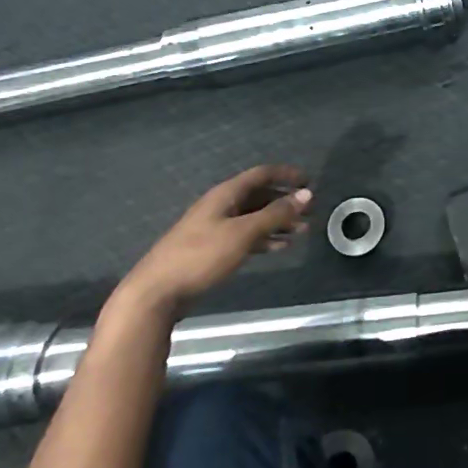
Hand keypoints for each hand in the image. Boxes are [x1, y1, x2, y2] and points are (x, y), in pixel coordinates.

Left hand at [112, 165, 312, 318]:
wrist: (157, 292)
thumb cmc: (201, 256)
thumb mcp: (243, 233)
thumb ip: (276, 214)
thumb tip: (307, 194)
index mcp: (225, 195)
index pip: (261, 174)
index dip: (287, 175)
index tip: (310, 182)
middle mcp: (221, 206)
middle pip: (259, 196)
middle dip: (286, 201)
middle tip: (310, 212)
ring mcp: (215, 228)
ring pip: (254, 217)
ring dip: (278, 221)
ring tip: (301, 231)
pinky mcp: (212, 249)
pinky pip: (246, 235)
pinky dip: (264, 238)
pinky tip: (279, 247)